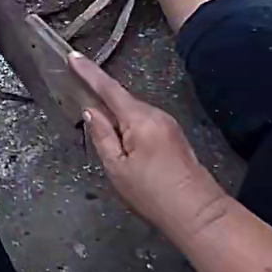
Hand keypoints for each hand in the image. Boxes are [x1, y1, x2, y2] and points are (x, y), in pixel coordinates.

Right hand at [70, 53, 229, 234]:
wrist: (199, 215)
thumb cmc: (153, 194)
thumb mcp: (117, 168)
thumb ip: (101, 135)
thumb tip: (91, 111)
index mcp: (139, 119)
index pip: (108, 88)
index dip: (88, 71)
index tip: (72, 56)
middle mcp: (155, 114)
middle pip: (121, 99)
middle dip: (100, 97)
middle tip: (78, 97)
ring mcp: (167, 123)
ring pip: (132, 111)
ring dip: (114, 115)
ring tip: (99, 130)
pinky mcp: (172, 135)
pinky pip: (142, 120)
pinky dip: (127, 123)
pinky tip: (120, 139)